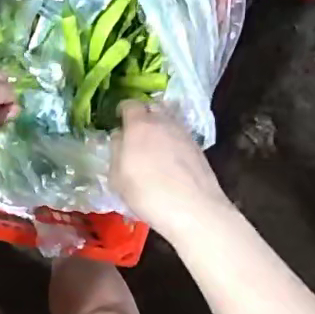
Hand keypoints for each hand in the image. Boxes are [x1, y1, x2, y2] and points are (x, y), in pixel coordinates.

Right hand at [110, 100, 228, 233]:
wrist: (193, 209)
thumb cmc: (146, 192)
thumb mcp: (117, 175)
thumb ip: (116, 150)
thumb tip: (120, 137)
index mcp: (140, 125)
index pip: (130, 104)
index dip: (122, 109)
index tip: (117, 119)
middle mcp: (164, 123)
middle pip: (153, 108)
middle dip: (143, 115)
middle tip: (134, 131)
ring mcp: (184, 134)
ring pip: (168, 122)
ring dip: (158, 129)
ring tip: (151, 147)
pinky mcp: (198, 149)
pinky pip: (179, 137)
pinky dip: (171, 142)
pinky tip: (167, 161)